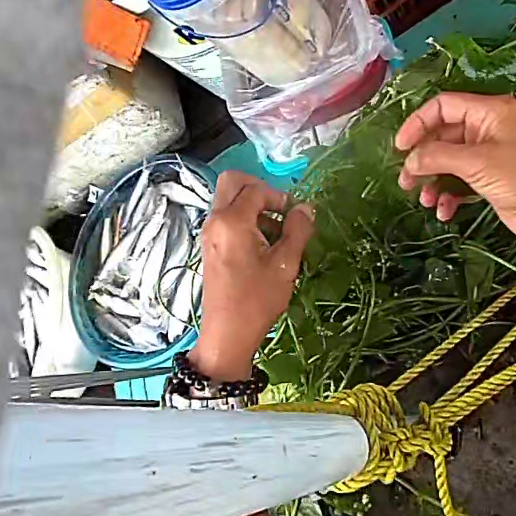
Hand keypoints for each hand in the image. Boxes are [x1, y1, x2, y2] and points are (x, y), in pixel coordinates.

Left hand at [193, 171, 315, 380]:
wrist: (227, 333)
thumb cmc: (257, 299)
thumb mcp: (285, 264)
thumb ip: (297, 230)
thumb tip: (306, 207)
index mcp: (231, 221)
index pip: (256, 190)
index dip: (279, 197)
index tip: (295, 216)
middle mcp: (215, 220)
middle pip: (233, 182)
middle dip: (259, 189)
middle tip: (279, 211)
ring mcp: (209, 233)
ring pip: (228, 200)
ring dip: (252, 206)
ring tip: (276, 234)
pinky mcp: (209, 245)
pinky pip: (225, 218)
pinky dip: (244, 220)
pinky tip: (262, 245)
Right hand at [394, 92, 515, 241]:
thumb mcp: (476, 162)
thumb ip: (436, 157)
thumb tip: (409, 161)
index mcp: (489, 112)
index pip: (443, 106)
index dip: (418, 123)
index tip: (401, 147)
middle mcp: (488, 128)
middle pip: (442, 135)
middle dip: (422, 159)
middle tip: (406, 180)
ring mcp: (489, 153)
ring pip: (447, 160)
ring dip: (432, 179)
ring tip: (423, 198)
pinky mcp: (490, 178)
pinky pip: (458, 180)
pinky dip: (447, 194)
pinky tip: (443, 210)